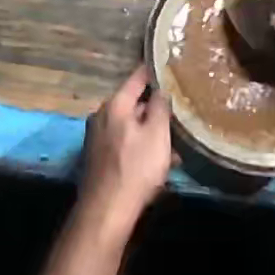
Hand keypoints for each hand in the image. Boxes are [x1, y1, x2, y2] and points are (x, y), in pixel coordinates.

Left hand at [78, 64, 170, 227]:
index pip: (136, 78)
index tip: (167, 64)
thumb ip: (159, 107)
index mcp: (114, 104)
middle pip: (132, 103)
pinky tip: (157, 161)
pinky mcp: (98, 156)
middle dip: (154, 107)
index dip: (153, 72)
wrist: (106, 210)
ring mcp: (97, 136)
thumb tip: (161, 89)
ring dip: (150, 130)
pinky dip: (140, 145)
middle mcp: (101, 115)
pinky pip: (124, 141)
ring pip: (129, 125)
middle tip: (177, 108)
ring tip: (173, 141)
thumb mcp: (157, 135)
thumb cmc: (135, 168)